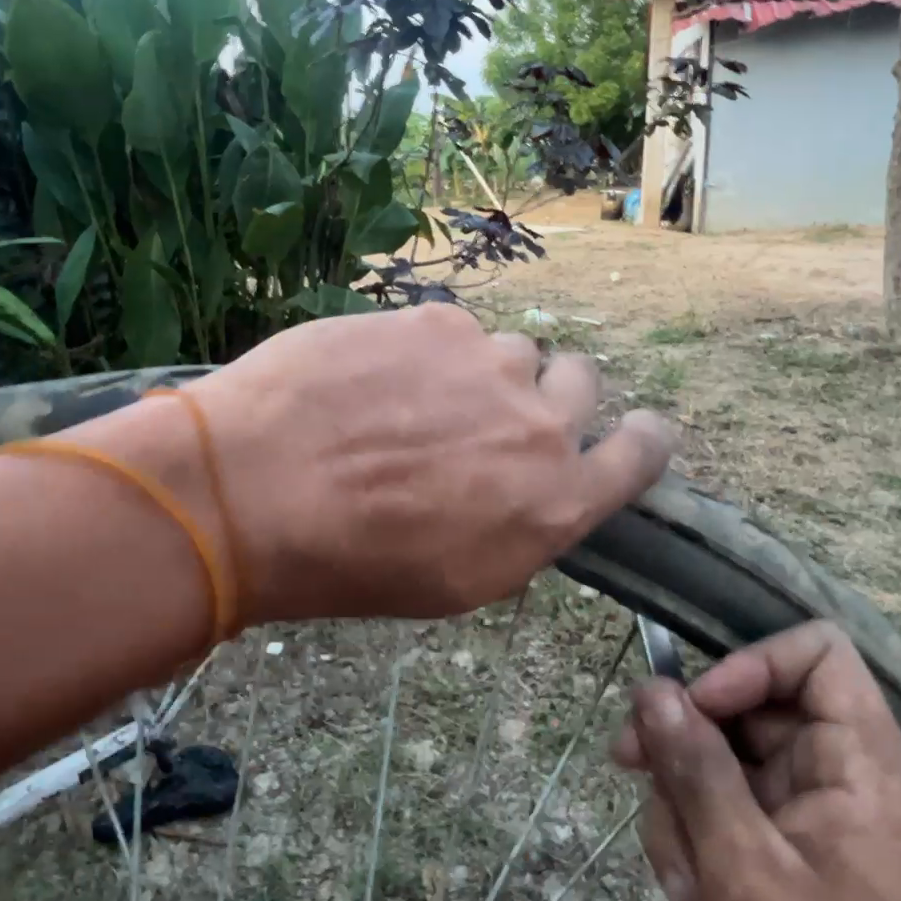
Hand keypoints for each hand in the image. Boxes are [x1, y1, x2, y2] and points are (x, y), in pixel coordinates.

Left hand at [83, 304, 673, 624]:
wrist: (257, 491)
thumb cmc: (353, 562)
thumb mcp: (459, 580)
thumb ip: (522, 524)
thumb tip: (532, 490)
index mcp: (558, 501)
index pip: (643, 451)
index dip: (641, 438)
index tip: (629, 433)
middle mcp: (541, 424)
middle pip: (583, 382)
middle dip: (551, 397)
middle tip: (494, 417)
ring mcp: (489, 362)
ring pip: (513, 352)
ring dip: (483, 373)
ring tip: (417, 402)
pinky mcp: (435, 320)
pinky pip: (454, 329)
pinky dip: (428, 350)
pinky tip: (378, 378)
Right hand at [611, 622, 900, 900]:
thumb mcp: (746, 872)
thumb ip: (697, 772)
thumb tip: (652, 690)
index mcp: (867, 764)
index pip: (819, 653)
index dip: (752, 662)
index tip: (697, 704)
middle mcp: (842, 772)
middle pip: (753, 705)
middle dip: (688, 740)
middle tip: (628, 764)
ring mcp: (810, 810)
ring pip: (725, 757)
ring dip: (683, 805)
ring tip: (684, 877)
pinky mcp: (784, 842)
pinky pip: (723, 805)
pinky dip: (695, 839)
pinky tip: (692, 890)